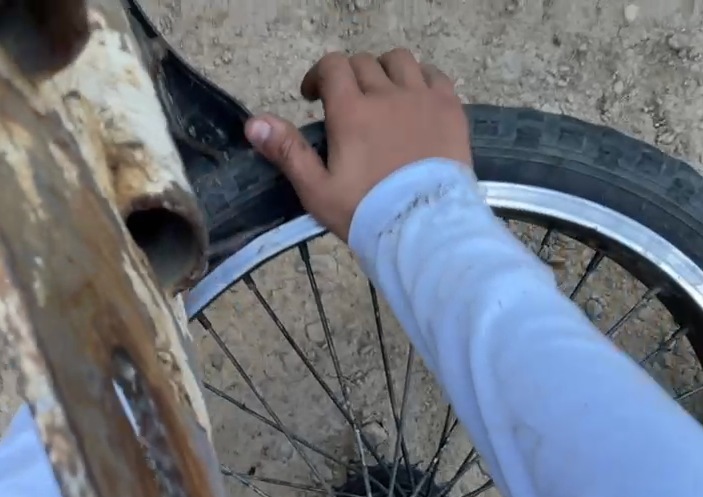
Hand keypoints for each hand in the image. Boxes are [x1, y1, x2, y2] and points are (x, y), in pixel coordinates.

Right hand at [244, 49, 472, 238]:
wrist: (421, 227)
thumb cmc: (364, 213)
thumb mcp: (316, 190)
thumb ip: (287, 152)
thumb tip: (253, 123)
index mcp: (351, 112)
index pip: (332, 67)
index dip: (318, 76)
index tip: (312, 96)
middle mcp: (387, 94)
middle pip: (364, 64)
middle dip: (348, 78)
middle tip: (343, 105)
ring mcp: (422, 97)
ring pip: (399, 61)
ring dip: (383, 72)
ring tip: (379, 97)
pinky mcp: (449, 108)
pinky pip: (433, 75)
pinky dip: (418, 79)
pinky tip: (412, 100)